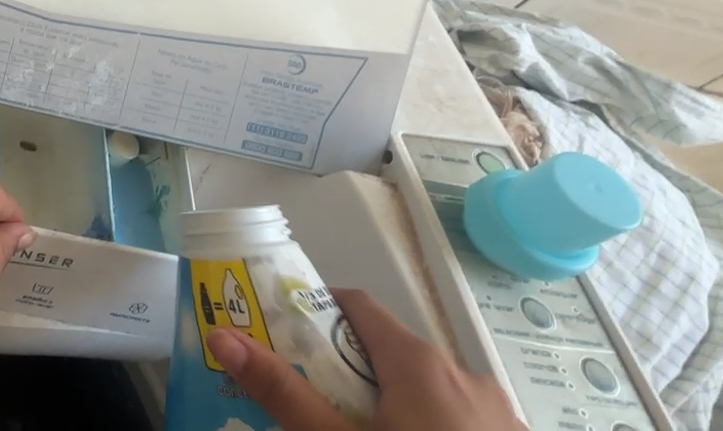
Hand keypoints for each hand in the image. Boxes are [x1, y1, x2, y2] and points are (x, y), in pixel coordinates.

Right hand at [206, 288, 524, 430]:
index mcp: (419, 361)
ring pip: (426, 391)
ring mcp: (500, 416)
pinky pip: (460, 422)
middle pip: (387, 350)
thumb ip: (282, 390)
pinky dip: (430, 429)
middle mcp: (464, 375)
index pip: (354, 303)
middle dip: (345, 370)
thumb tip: (221, 335)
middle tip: (316, 402)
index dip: (314, 313)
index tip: (285, 340)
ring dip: (390, 405)